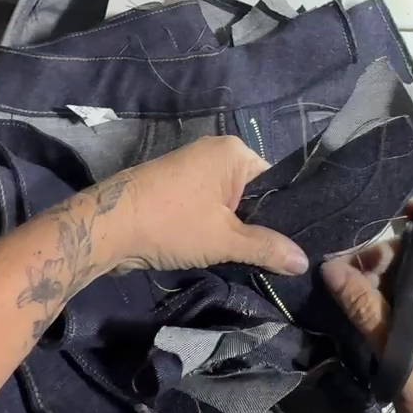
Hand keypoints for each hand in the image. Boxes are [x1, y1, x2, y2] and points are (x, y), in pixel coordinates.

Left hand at [95, 136, 308, 276]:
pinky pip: (210, 208)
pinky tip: (225, 254)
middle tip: (281, 259)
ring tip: (257, 261)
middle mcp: (216, 153)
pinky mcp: (177, 189)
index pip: (276, 182)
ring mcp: (193, 170)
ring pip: (230, 205)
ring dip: (237, 231)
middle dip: (261, 226)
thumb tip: (304, 260)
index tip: (299, 244)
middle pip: (253, 194)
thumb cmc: (171, 222)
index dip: (286, 214)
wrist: (108, 227)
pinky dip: (217, 229)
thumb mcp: (225, 239)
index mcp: (233, 152)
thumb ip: (266, 247)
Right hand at [321, 202, 412, 412]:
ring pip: (409, 280)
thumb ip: (368, 309)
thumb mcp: (405, 353)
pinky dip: (379, 301)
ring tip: (341, 285)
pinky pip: (403, 305)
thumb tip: (331, 268)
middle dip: (386, 252)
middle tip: (346, 265)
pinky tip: (351, 304)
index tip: (396, 210)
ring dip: (377, 278)